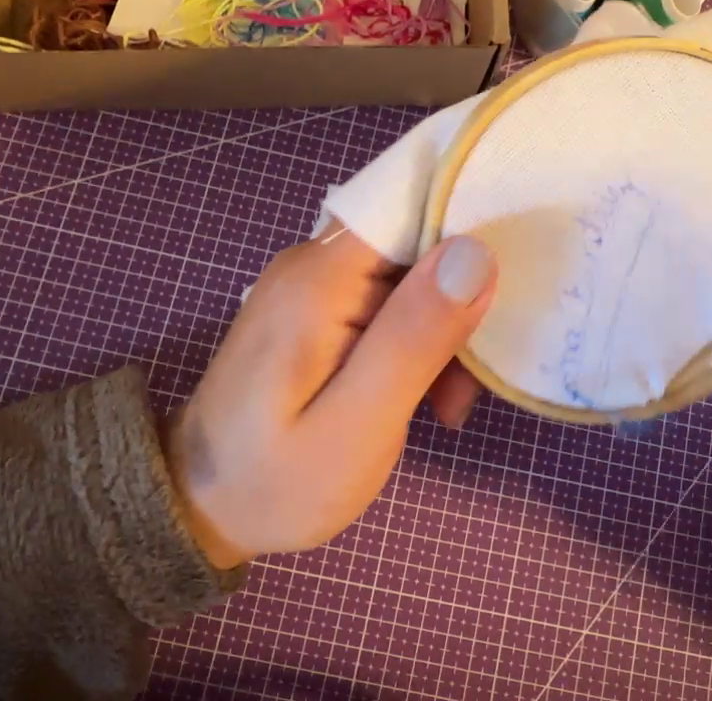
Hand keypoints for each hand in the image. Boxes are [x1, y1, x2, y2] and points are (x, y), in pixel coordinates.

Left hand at [166, 226, 496, 567]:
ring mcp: (312, 286)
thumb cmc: (277, 481)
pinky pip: (384, 302)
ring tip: (445, 404)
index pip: (405, 202)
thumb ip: (415, 337)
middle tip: (467, 384)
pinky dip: (414, 340)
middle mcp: (313, 264)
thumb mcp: (358, 424)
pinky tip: (421, 395)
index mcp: (319, 278)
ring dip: (440, 331)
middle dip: (458, 300)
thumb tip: (474, 252)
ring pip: (407, 277)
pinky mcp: (316, 311)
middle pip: (413, 244)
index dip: (465, 220)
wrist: (198, 509)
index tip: (513, 267)